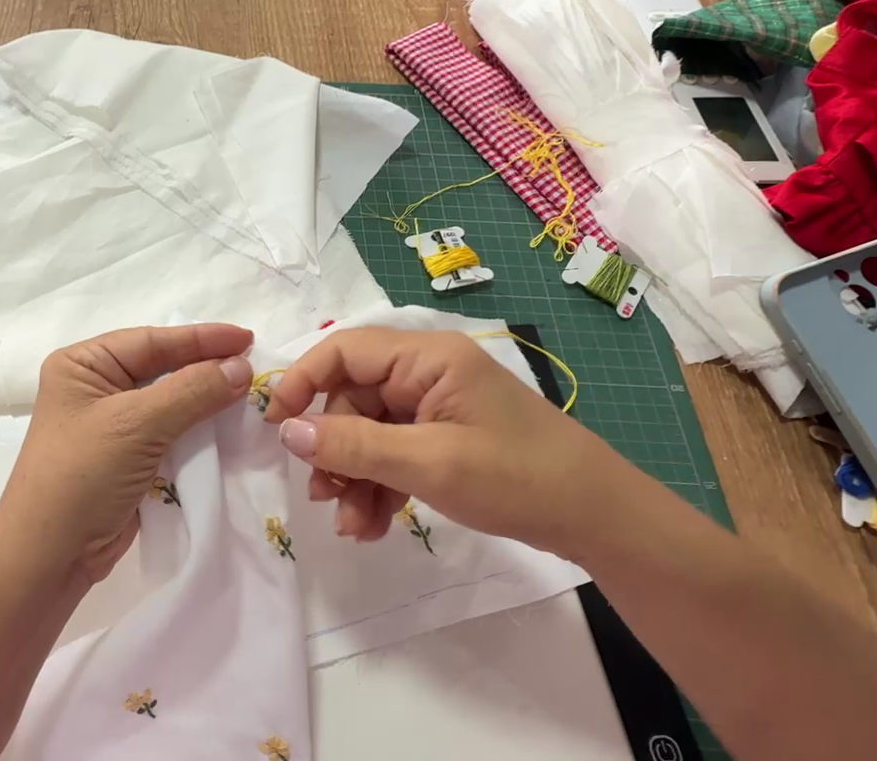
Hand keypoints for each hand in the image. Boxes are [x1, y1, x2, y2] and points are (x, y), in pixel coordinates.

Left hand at [0, 324, 253, 584]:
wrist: (50, 557)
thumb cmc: (83, 476)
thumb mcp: (136, 425)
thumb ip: (192, 390)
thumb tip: (241, 365)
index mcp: (83, 364)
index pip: (150, 341)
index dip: (201, 338)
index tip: (248, 338)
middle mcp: (95, 387)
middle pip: (162, 367)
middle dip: (207, 366)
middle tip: (255, 363)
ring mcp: (112, 424)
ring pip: (170, 401)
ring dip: (207, 399)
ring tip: (250, 391)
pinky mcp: (128, 458)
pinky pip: (171, 433)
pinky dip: (199, 430)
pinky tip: (230, 426)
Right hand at [262, 327, 645, 559]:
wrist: (600, 521)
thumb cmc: (517, 477)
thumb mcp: (429, 463)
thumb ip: (354, 446)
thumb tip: (287, 432)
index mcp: (427, 357)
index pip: (344, 350)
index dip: (303, 381)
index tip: (276, 424)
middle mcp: (427, 373)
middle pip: (353, 398)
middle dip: (334, 449)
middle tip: (321, 495)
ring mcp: (437, 407)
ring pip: (370, 432)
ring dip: (355, 476)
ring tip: (351, 525)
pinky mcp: (446, 438)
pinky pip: (394, 453)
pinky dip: (379, 486)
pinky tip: (372, 525)